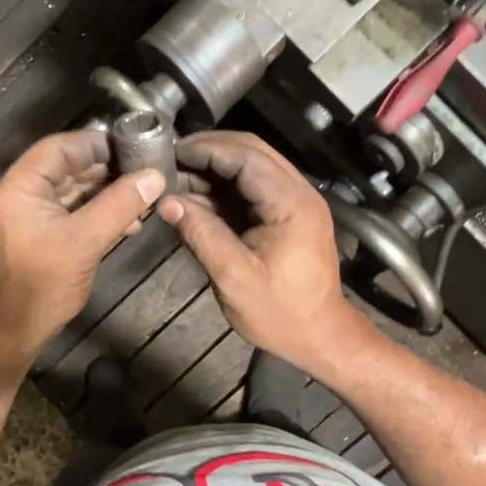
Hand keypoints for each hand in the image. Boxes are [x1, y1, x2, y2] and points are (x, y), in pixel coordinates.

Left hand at [0, 130, 165, 353]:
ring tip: (139, 197)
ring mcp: (21, 218)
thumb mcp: (85, 242)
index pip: (57, 148)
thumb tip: (154, 176)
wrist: (13, 333)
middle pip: (62, 169)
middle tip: (141, 171)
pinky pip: (63, 215)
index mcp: (16, 189)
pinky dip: (91, 214)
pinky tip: (124, 222)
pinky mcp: (31, 238)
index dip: (95, 144)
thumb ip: (119, 205)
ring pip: (66, 193)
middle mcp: (14, 196)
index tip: (131, 147)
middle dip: (103, 171)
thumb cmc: (43, 286)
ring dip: (102, 194)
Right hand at [158, 131, 374, 376]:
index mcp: (291, 203)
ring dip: (213, 168)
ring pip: (251, 166)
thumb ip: (201, 234)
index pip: (246, 156)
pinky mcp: (287, 215)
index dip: (206, 149)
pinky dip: (223, 187)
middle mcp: (298, 193)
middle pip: (251, 151)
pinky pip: (253, 188)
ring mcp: (295, 202)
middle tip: (167, 161)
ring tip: (174, 178)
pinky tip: (194, 198)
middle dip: (208, 151)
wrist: (319, 336)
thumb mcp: (234, 277)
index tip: (169, 153)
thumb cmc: (280, 313)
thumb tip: (166, 203)